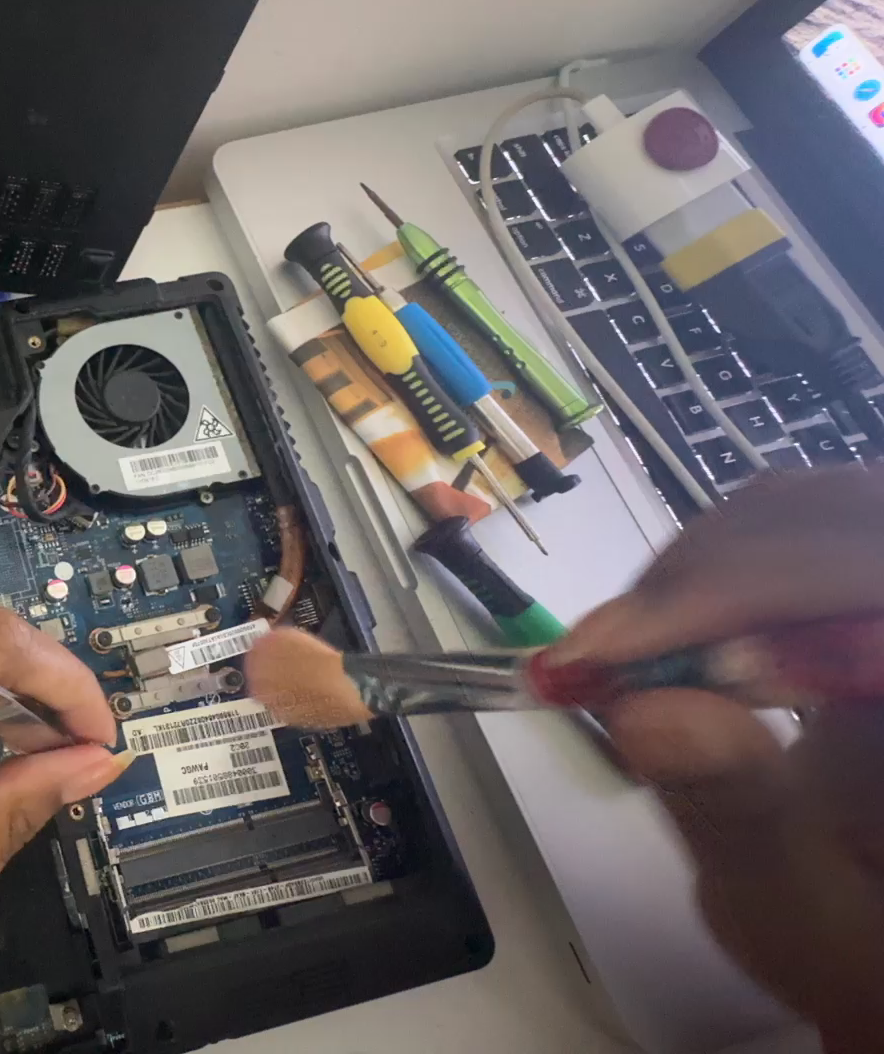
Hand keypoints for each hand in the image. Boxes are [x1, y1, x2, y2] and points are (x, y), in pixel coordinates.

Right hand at [554, 468, 883, 1051]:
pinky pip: (798, 529)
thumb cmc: (855, 944)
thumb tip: (647, 708)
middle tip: (600, 653)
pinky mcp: (863, 603)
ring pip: (814, 509)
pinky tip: (666, 630)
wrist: (883, 933)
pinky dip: (707, 568)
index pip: (880, 585)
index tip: (610, 651)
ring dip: (697, 569)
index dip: (747, 593)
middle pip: (847, 519)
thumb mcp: (796, 911)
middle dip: (704, 578)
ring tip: (628, 646)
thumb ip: (735, 811)